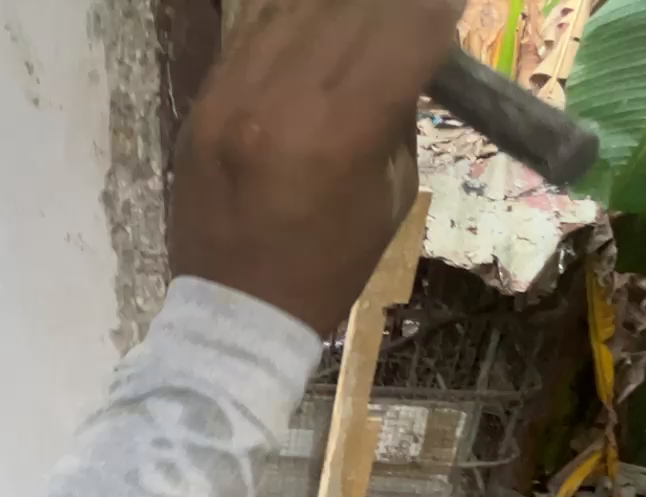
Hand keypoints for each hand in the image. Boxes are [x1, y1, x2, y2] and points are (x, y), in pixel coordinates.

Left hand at [168, 0, 463, 331]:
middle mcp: (279, 104)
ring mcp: (229, 103)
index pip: (406, 30)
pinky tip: (309, 37)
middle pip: (352, 7)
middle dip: (390, 10)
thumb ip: (401, 117)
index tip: (446, 17)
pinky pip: (247, 36)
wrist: (235, 316)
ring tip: (356, 26)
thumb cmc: (325, 272)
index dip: (437, 16)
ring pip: (295, 8)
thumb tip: (409, 52)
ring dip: (338, 11)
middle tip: (403, 22)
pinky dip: (286, 25)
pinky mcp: (198, 111)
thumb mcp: (390, 200)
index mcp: (338, 136)